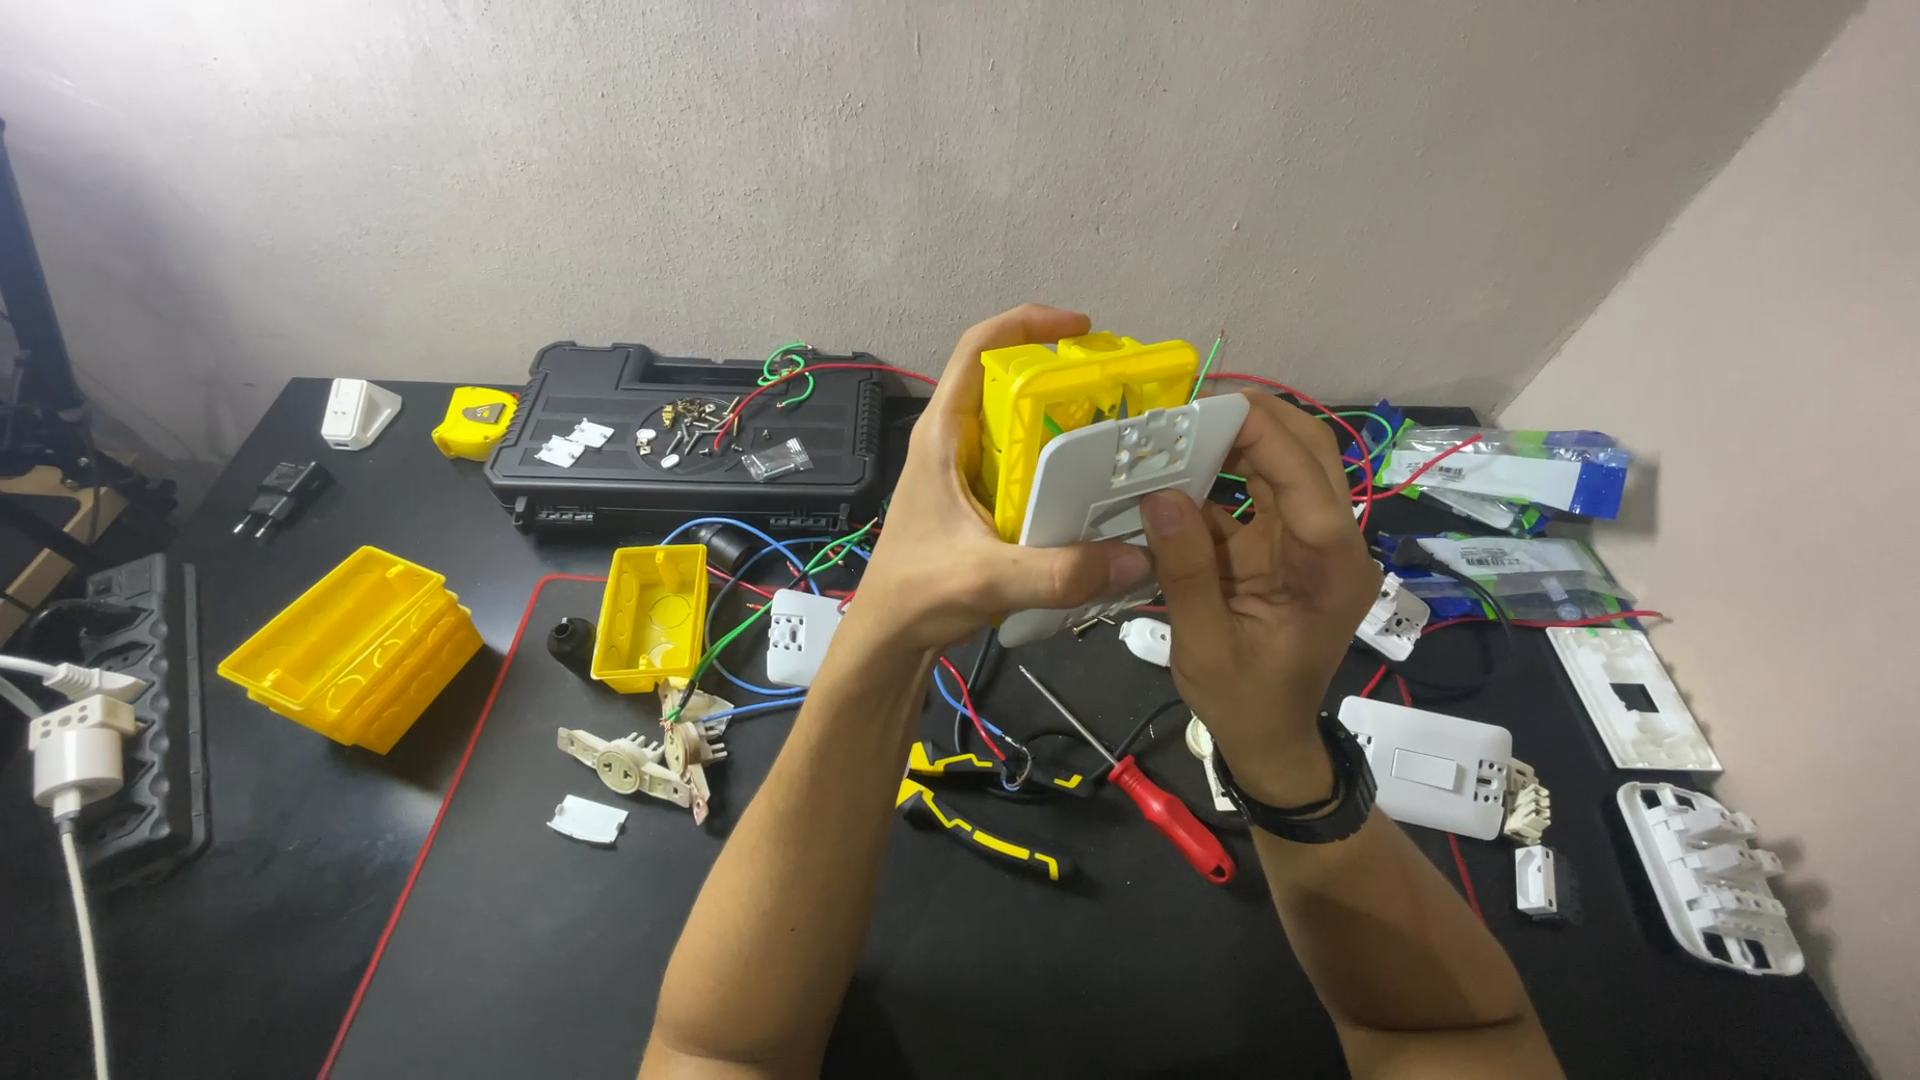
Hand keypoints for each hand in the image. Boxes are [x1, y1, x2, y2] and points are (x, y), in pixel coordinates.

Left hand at [845, 304, 1151, 653]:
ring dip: (1066, 424)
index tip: (1081, 328)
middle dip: (1063, 377)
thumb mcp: (986, 578)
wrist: (891, 637)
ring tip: (1121, 436)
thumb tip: (1135, 557)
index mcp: (943, 436)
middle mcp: (956, 444)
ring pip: (1021, 427)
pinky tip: (1096, 488)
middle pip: (1008, 383)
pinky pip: (1027, 466)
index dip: (1026, 324)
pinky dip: (1061, 467)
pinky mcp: (981, 502)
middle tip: (1121, 391)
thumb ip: (1057, 571)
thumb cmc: (917, 595)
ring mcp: (968, 473)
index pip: (977, 350)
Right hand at [1140, 392, 1379, 803]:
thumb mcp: (1204, 643)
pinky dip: (1227, 476)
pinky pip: (1264, 495)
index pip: (1305, 479)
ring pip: (1291, 466)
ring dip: (1241, 442)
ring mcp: (1314, 545)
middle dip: (1256, 421)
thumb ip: (1186, 570)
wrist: (1271, 738)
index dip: (1261, 433)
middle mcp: (1334, 545)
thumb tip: (1160, 495)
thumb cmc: (1243, 701)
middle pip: (1311, 455)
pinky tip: (1184, 469)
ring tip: (1182, 427)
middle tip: (1190, 406)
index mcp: (1327, 569)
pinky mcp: (1290, 549)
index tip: (1203, 405)